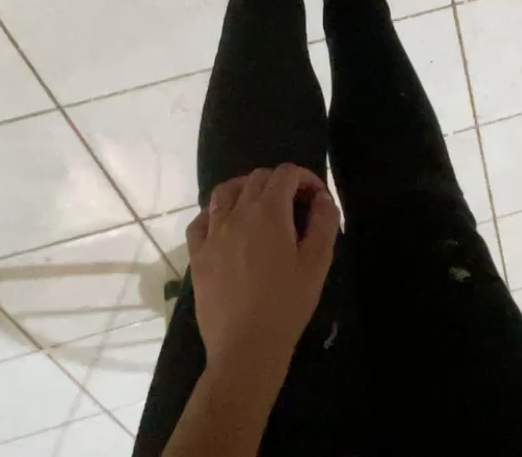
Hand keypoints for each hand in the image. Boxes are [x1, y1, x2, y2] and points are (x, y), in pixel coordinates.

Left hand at [186, 164, 339, 370]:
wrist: (246, 348)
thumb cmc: (287, 305)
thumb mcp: (317, 263)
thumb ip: (324, 223)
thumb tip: (322, 198)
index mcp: (270, 213)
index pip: (286, 174)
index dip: (305, 177)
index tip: (317, 197)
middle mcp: (238, 214)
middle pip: (257, 178)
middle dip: (279, 182)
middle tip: (295, 203)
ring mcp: (213, 234)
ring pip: (224, 192)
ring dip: (245, 188)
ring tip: (259, 205)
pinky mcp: (197, 256)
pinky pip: (200, 221)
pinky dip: (214, 213)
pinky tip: (226, 226)